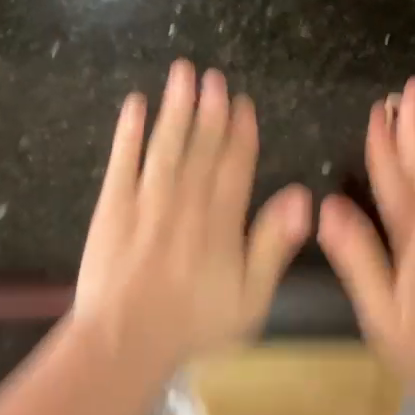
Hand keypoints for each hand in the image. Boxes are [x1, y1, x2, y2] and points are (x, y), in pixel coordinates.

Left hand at [72, 60, 312, 376]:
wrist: (125, 341)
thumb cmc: (193, 325)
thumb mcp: (251, 297)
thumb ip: (274, 243)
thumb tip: (302, 196)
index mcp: (222, 220)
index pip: (235, 164)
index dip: (241, 132)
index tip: (242, 103)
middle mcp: (187, 200)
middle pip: (202, 145)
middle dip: (209, 108)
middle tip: (212, 76)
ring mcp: (147, 199)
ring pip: (166, 143)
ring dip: (175, 106)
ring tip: (181, 72)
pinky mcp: (112, 205)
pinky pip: (122, 160)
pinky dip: (129, 131)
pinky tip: (135, 104)